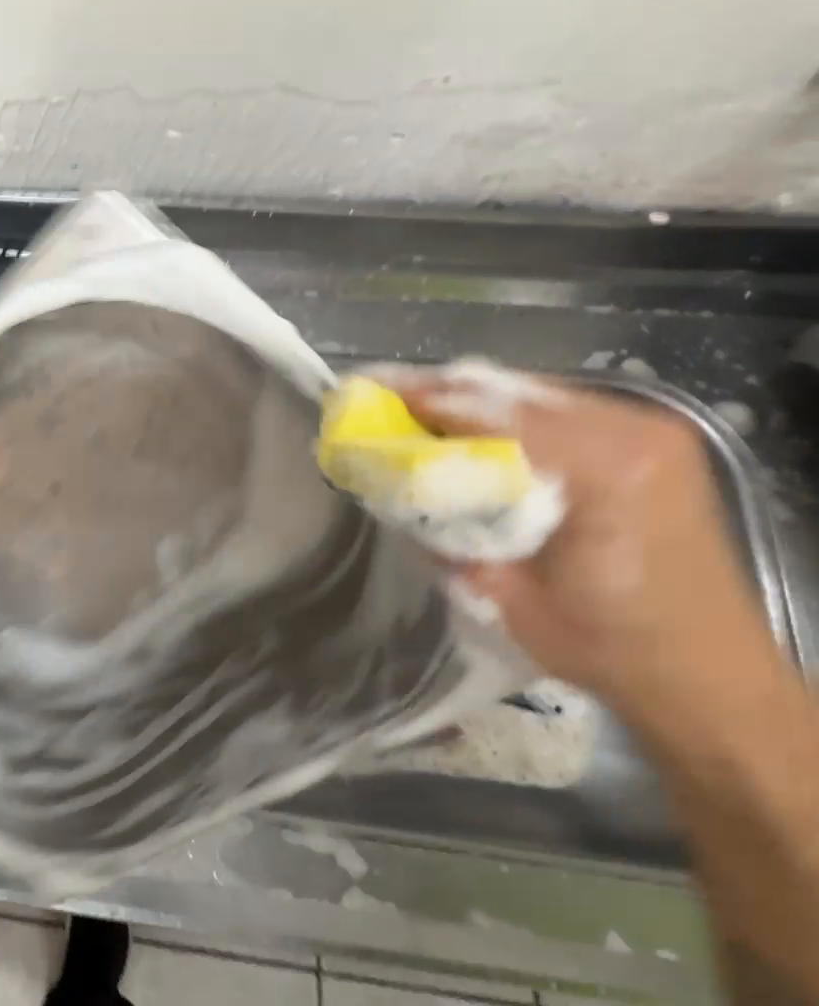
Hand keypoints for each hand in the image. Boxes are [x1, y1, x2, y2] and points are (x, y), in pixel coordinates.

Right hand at [379, 361, 781, 715]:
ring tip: (411, 414)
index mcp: (599, 468)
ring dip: (470, 404)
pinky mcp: (653, 444)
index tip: (360, 395)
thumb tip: (384, 481)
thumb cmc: (598, 641)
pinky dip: (508, 418)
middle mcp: (631, 432)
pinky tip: (470, 433)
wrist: (700, 671)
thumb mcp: (502, 589)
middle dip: (437, 393)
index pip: (486, 411)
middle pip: (510, 391)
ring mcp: (650, 432)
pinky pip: (563, 411)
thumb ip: (447, 527)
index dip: (416, 400)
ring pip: (534, 394)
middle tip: (377, 400)